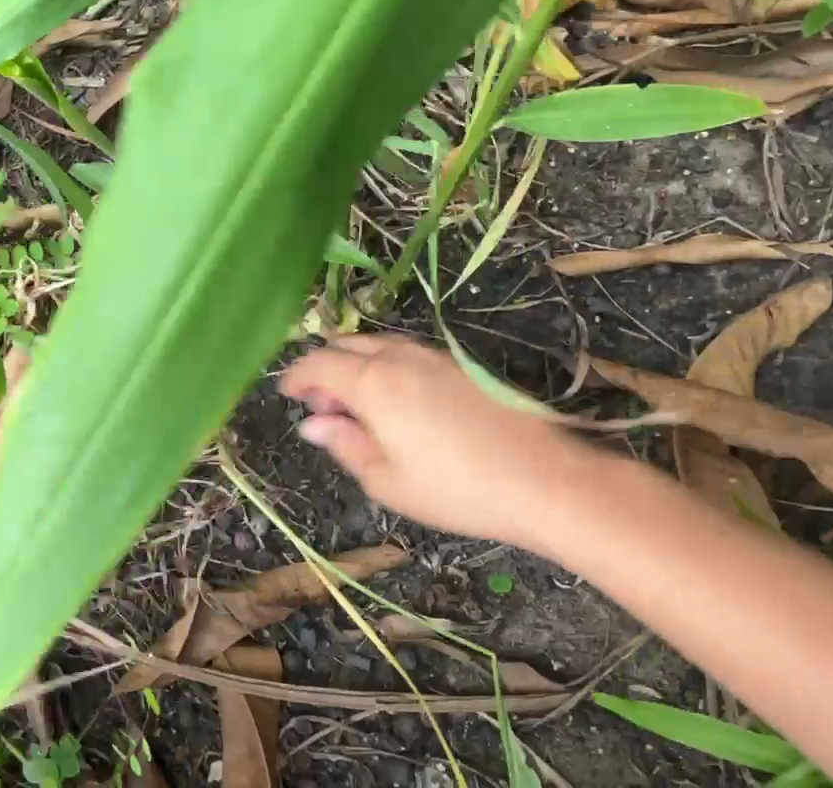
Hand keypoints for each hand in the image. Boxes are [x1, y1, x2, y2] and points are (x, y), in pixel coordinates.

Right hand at [280, 334, 610, 551]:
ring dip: (355, 366)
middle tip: (322, 406)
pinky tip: (396, 402)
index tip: (287, 395)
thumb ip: (344, 445)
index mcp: (373, 383)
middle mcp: (399, 358)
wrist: (545, 480)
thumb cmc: (456, 489)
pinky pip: (406, 353)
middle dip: (324, 369)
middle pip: (346, 345)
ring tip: (357, 406)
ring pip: (377, 345)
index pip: (318, 365)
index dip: (296, 377)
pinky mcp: (460, 366)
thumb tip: (313, 424)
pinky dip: (385, 367)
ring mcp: (433, 357)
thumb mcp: (386, 480)